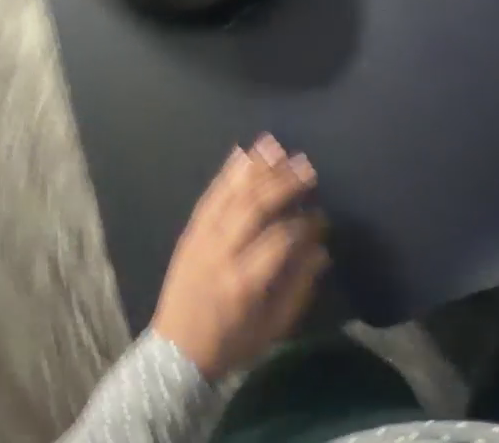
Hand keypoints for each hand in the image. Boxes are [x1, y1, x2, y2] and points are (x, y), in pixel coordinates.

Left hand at [150, 134, 328, 379]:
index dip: (304, 224)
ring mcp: (202, 239)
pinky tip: (242, 152)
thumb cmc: (231, 343)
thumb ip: (298, 288)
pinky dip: (227, 172)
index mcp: (243, 283)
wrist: (175, 352)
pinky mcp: (190, 232)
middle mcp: (220, 254)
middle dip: (283, 183)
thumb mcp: (272, 329)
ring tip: (277, 145)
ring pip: (230, 195)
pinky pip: (209, 196)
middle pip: (254, 208)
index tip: (322, 216)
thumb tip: (320, 250)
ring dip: (255, 168)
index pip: (279, 240)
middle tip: (308, 166)